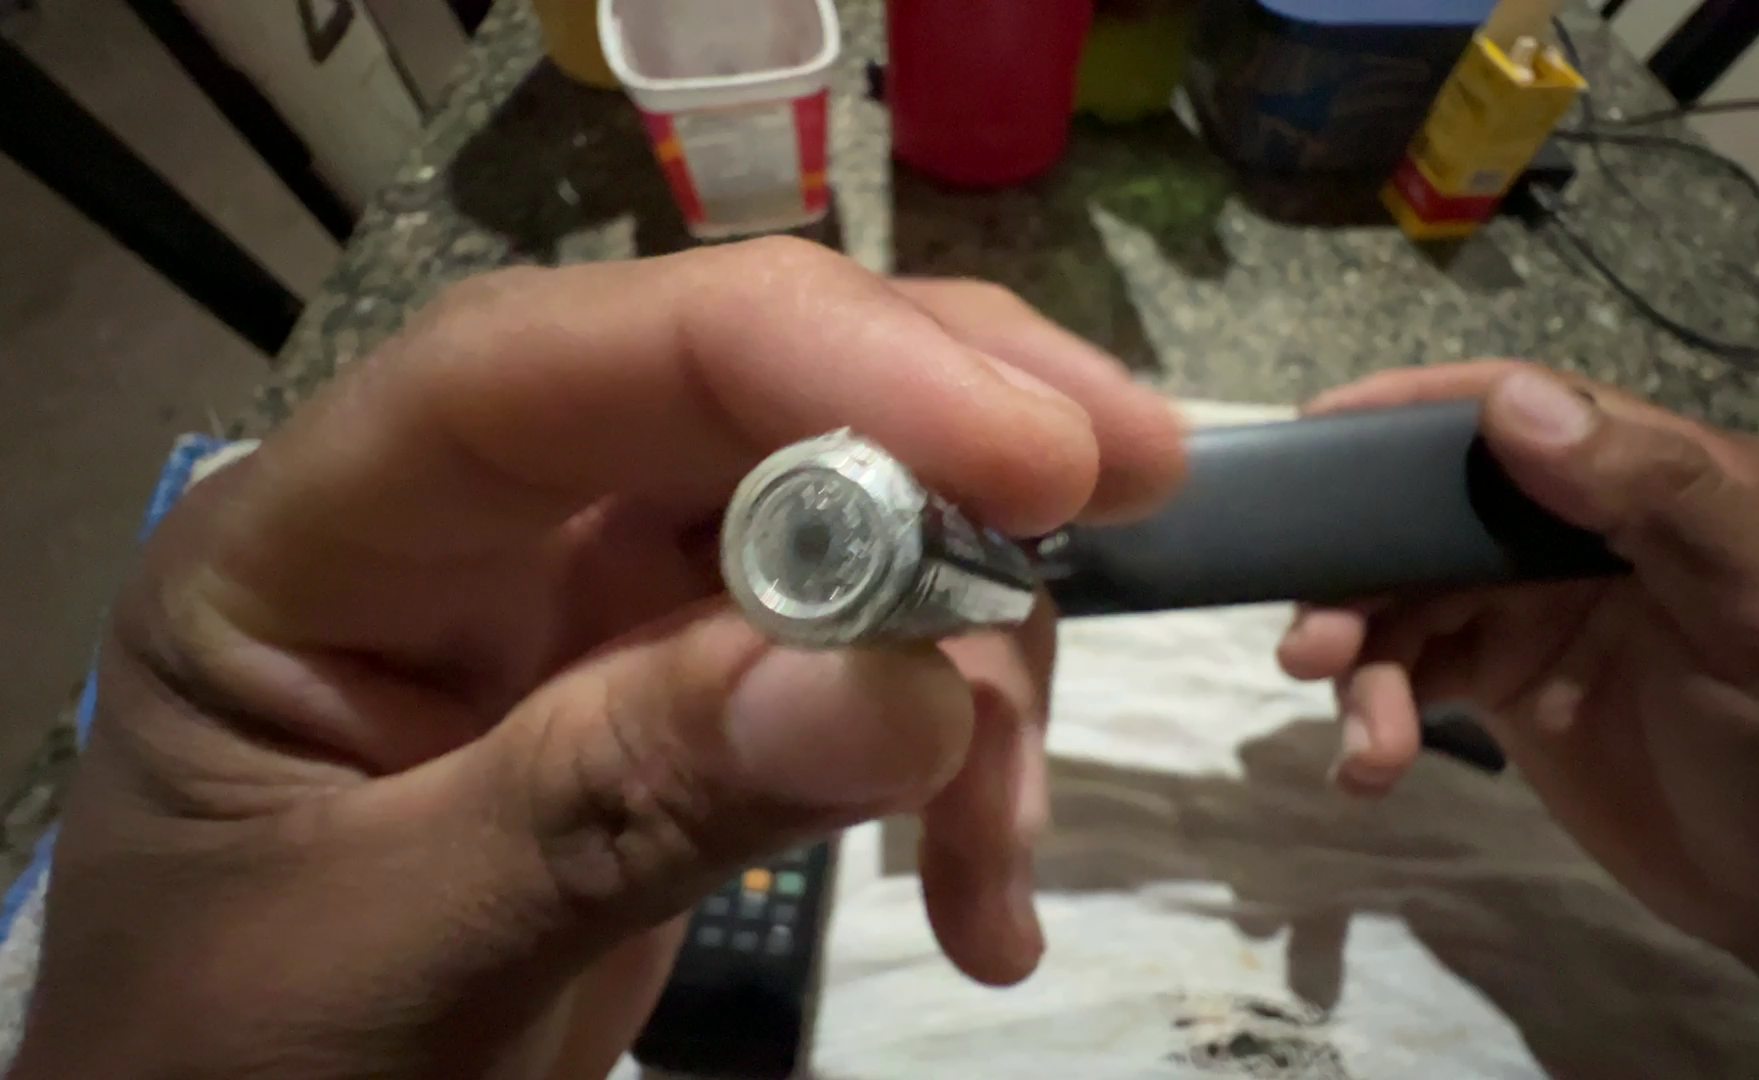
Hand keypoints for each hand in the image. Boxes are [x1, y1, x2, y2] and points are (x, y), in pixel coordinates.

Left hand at [9, 240, 1184, 1079]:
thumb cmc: (260, 1060)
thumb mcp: (410, 958)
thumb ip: (631, 803)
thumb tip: (896, 693)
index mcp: (343, 525)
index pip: (599, 351)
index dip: (832, 360)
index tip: (1039, 453)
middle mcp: (510, 504)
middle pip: (770, 378)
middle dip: (964, 427)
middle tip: (1141, 469)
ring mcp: (632, 568)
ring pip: (868, 510)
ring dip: (979, 660)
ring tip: (999, 843)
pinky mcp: (724, 642)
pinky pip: (888, 633)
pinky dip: (966, 745)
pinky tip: (978, 885)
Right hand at [1278, 361, 1758, 1077]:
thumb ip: (1660, 498)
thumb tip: (1511, 403)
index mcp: (1637, 487)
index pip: (1507, 414)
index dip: (1404, 408)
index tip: (1313, 426)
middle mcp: (1556, 538)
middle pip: (1413, 527)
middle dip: (1349, 584)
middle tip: (1312, 646)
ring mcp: (1510, 610)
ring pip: (1391, 610)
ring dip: (1356, 670)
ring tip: (1367, 739)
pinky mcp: (1483, 678)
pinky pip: (1397, 677)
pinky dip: (1371, 719)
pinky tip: (1371, 768)